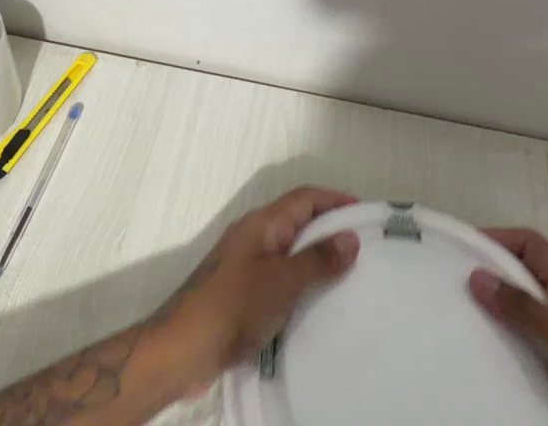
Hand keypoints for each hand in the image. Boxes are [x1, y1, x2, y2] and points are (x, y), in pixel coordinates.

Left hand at [149, 186, 361, 391]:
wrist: (182, 348)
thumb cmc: (233, 306)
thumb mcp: (282, 281)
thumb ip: (318, 259)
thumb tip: (351, 237)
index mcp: (261, 224)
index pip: (304, 198)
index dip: (335, 199)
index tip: (365, 213)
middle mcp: (252, 236)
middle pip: (297, 220)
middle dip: (330, 227)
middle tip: (364, 246)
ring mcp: (244, 263)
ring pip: (288, 249)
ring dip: (316, 256)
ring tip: (348, 274)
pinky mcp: (240, 290)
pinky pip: (279, 275)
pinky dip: (300, 280)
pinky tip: (315, 301)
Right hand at [469, 228, 547, 425]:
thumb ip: (525, 310)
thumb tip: (476, 275)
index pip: (531, 245)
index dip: (496, 239)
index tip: (458, 248)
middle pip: (523, 277)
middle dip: (488, 276)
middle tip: (447, 286)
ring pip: (522, 315)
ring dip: (494, 314)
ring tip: (457, 321)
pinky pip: (527, 348)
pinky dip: (505, 347)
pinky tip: (484, 360)